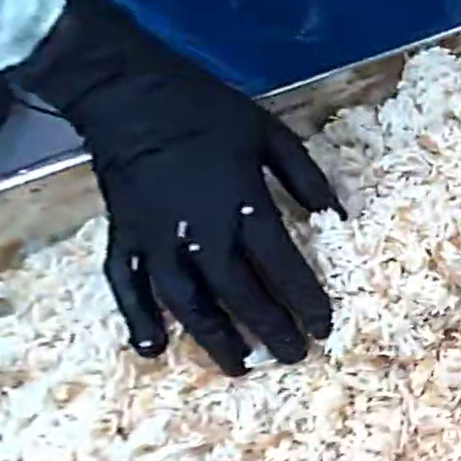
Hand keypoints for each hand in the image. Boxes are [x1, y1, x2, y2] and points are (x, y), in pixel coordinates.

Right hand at [21, 0, 338, 374]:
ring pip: (185, 300)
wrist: (127, 92)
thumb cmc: (211, 114)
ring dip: (212, 337)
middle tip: (295, 358)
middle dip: (269, 329)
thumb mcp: (276, 138)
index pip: (283, 267)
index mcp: (243, 207)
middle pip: (239, 294)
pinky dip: (138, 318)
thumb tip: (340, 217)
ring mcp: (153, 237)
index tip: (326, 328)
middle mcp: (198, 231)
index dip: (306, 301)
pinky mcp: (120, 234)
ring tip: (239, 368)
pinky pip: (125, 285)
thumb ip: (309, 180)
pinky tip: (153, 350)